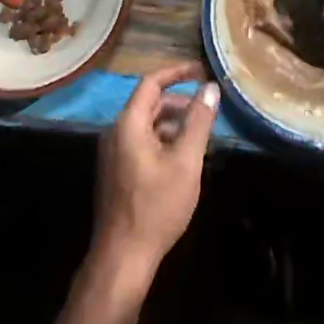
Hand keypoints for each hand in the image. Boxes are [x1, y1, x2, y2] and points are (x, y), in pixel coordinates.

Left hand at [94, 62, 218, 269]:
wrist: (123, 254)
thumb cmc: (156, 206)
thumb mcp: (186, 162)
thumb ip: (198, 122)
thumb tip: (210, 89)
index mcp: (128, 123)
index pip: (151, 82)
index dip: (177, 72)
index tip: (202, 70)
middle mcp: (116, 131)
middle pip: (148, 103)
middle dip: (178, 101)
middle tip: (208, 109)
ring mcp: (114, 152)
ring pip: (146, 125)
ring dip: (173, 123)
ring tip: (201, 135)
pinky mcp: (117, 170)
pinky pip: (141, 142)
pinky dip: (163, 140)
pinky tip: (184, 158)